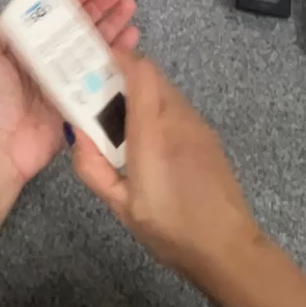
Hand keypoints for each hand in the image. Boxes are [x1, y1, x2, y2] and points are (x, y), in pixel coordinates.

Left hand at [0, 0, 139, 186]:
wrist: (1, 145)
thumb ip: (5, 28)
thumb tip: (26, 3)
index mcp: (31, 45)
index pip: (57, 13)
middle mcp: (52, 58)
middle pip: (81, 26)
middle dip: (101, 6)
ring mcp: (69, 78)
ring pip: (96, 45)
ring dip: (114, 24)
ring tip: (130, 8)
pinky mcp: (82, 99)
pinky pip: (104, 73)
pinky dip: (120, 55)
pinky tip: (132, 39)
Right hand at [71, 50, 262, 279]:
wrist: (228, 248)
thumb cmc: (170, 228)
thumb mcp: (120, 206)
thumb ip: (93, 166)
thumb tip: (77, 130)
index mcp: (152, 131)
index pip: (141, 70)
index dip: (119, 58)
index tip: (96, 64)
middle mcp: (177, 117)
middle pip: (152, 75)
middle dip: (124, 76)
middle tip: (100, 96)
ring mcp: (197, 124)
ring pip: (165, 90)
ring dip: (143, 94)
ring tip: (123, 123)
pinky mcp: (208, 134)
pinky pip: (178, 108)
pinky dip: (159, 110)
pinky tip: (153, 142)